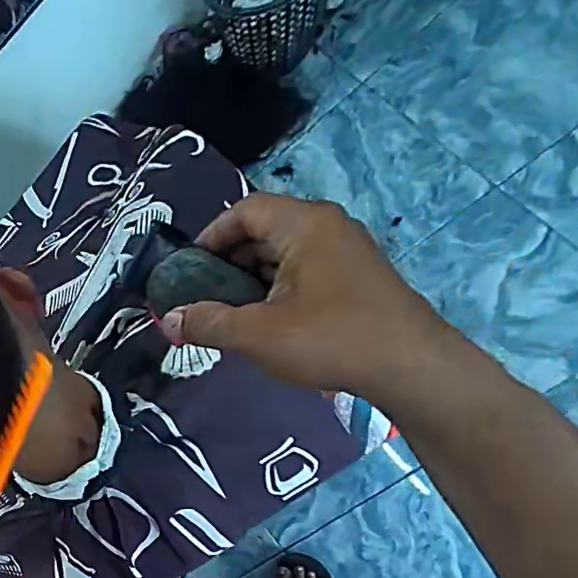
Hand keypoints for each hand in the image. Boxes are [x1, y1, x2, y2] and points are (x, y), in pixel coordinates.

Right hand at [164, 193, 453, 399]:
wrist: (410, 366)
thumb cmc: (330, 339)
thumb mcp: (258, 334)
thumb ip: (209, 323)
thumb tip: (167, 320)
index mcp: (304, 224)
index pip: (245, 210)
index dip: (211, 236)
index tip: (189, 269)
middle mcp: (327, 227)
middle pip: (264, 231)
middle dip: (228, 263)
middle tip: (205, 297)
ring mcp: (347, 251)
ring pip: (285, 254)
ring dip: (253, 280)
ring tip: (231, 314)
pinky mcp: (358, 277)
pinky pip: (306, 271)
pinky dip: (279, 289)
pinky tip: (269, 323)